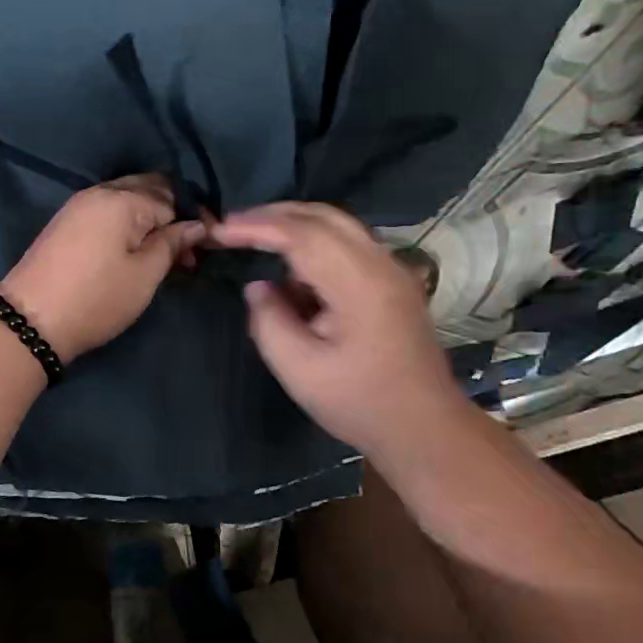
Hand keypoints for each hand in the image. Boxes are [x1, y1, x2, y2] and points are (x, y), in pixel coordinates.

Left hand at [0, 174, 206, 359]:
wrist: (30, 320)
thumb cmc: (97, 298)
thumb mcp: (145, 275)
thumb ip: (173, 244)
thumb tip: (196, 225)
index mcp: (124, 199)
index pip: (173, 198)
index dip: (194, 220)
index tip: (209, 245)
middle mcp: (101, 192)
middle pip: (149, 189)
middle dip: (174, 213)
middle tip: (189, 248)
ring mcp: (80, 205)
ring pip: (128, 199)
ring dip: (151, 219)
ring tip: (166, 252)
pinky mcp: (68, 222)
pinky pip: (109, 211)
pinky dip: (129, 223)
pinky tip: (138, 248)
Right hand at [211, 203, 465, 458]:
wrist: (423, 427)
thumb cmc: (360, 403)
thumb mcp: (300, 370)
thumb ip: (270, 321)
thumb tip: (258, 287)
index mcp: (359, 282)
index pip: (302, 234)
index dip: (257, 226)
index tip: (219, 232)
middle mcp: (381, 264)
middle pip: (324, 216)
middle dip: (275, 215)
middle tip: (234, 227)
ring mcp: (393, 271)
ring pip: (340, 228)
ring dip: (297, 228)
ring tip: (257, 242)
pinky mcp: (395, 284)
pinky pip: (351, 247)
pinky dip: (317, 246)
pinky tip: (295, 272)